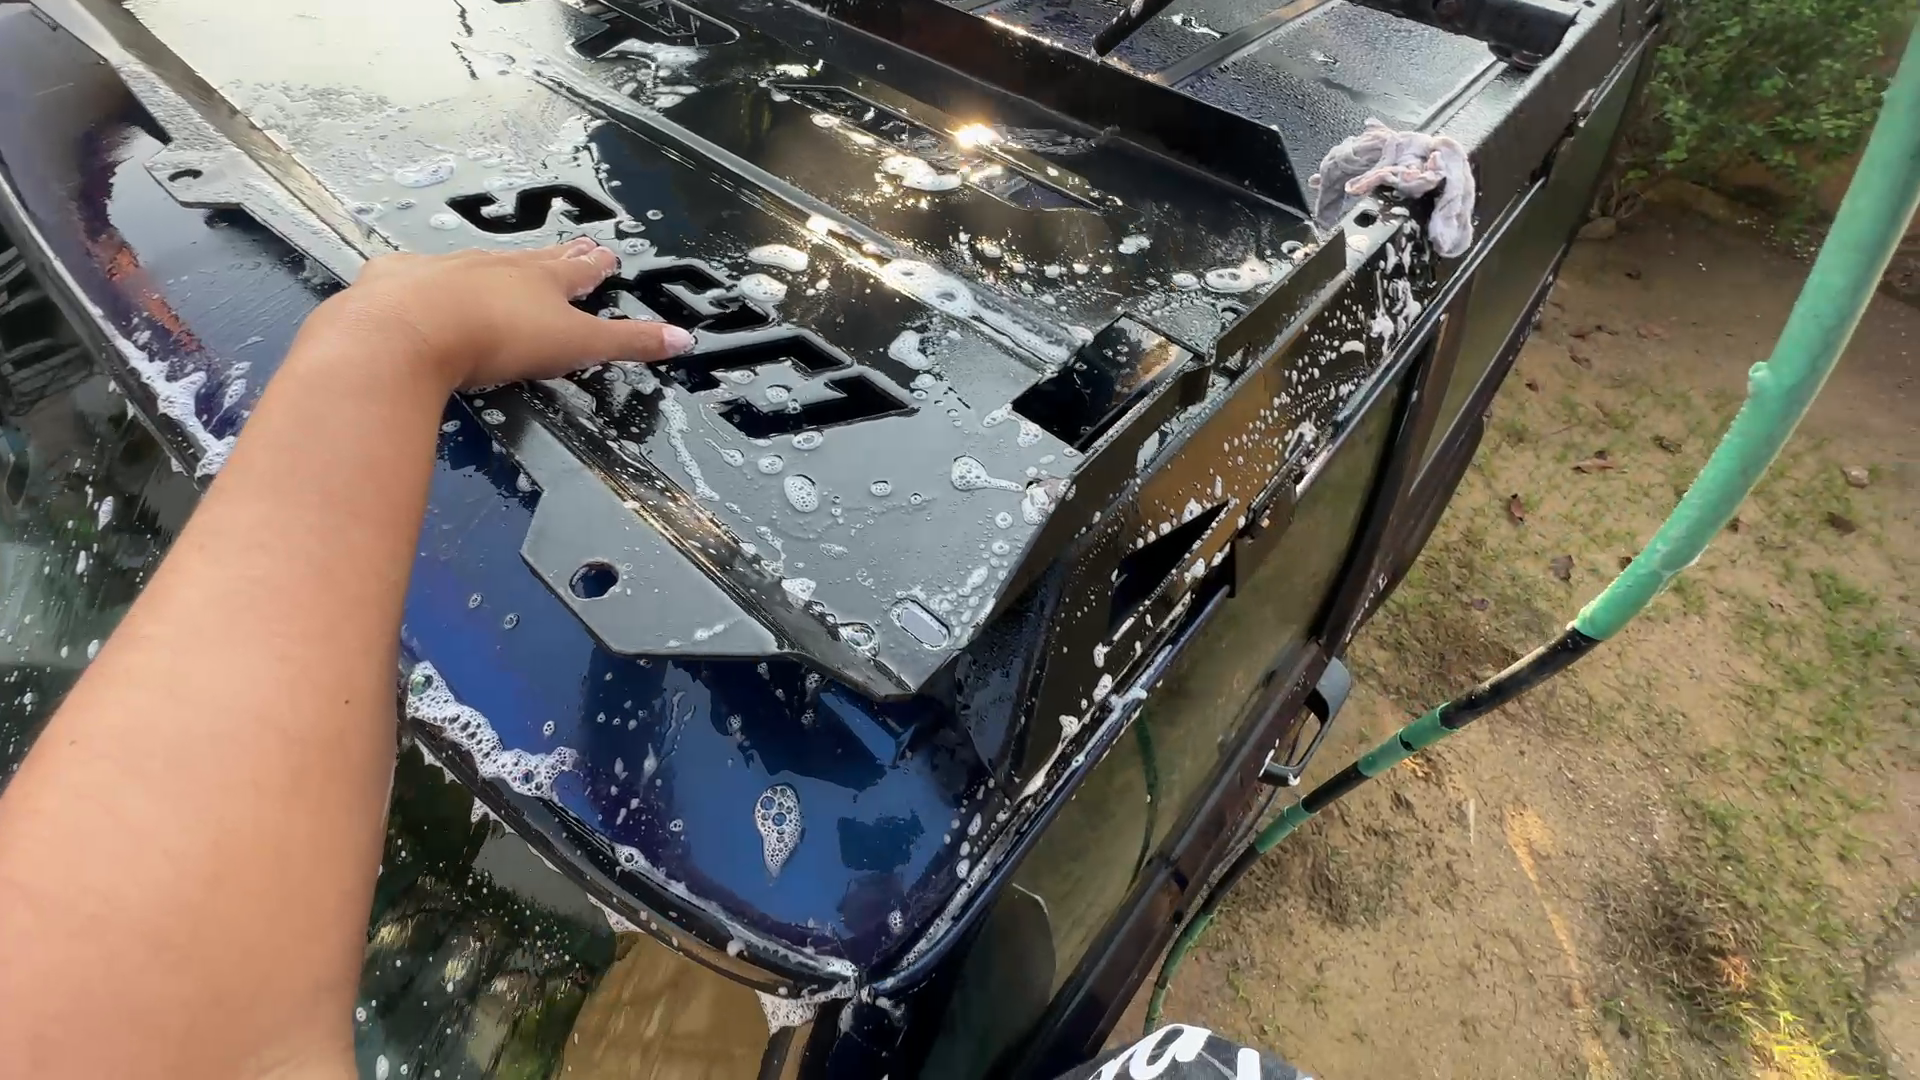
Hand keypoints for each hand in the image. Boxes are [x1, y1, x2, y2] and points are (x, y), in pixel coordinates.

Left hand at [302, 238, 692, 388]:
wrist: (407, 333)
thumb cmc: (502, 337)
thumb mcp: (579, 345)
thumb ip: (629, 342)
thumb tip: (685, 339)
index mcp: (543, 281)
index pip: (579, 270)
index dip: (596, 265)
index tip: (607, 254)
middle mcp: (497, 266)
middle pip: (535, 259)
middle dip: (558, 256)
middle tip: (574, 246)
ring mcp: (445, 269)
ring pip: (481, 263)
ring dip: (499, 266)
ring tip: (508, 266)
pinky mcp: (400, 281)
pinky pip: (421, 275)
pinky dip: (432, 278)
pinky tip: (427, 279)